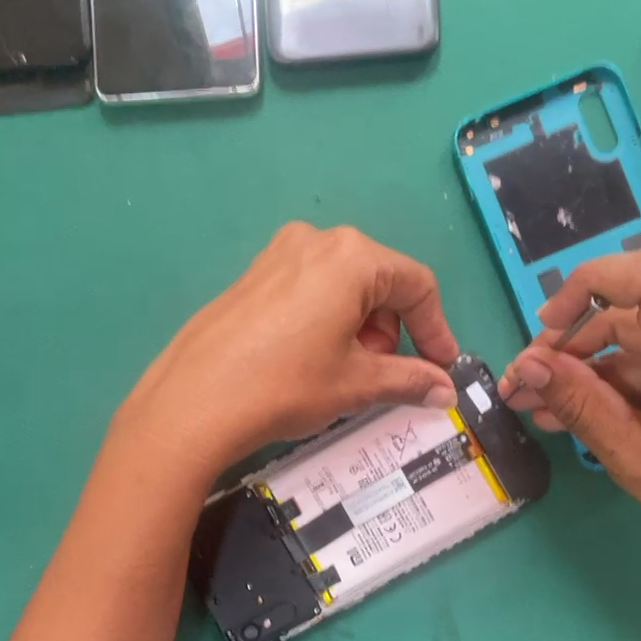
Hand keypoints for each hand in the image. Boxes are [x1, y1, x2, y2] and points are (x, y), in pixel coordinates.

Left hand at [115, 223, 460, 477]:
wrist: (196, 399)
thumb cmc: (287, 385)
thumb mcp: (356, 384)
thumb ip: (408, 380)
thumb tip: (445, 390)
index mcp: (352, 257)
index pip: (416, 285)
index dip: (436, 329)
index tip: (440, 367)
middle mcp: (317, 240)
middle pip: (378, 281)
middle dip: (390, 330)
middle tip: (379, 374)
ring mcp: (277, 254)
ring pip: (341, 286)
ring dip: (357, 327)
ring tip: (341, 372)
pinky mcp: (251, 276)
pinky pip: (307, 290)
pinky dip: (324, 321)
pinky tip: (306, 360)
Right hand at [496, 248, 640, 608]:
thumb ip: (585, 409)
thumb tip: (528, 367)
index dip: (590, 285)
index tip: (547, 328)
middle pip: (637, 315)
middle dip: (571, 348)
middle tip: (523, 390)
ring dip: (591, 370)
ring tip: (545, 409)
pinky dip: (624, 379)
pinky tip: (587, 410)